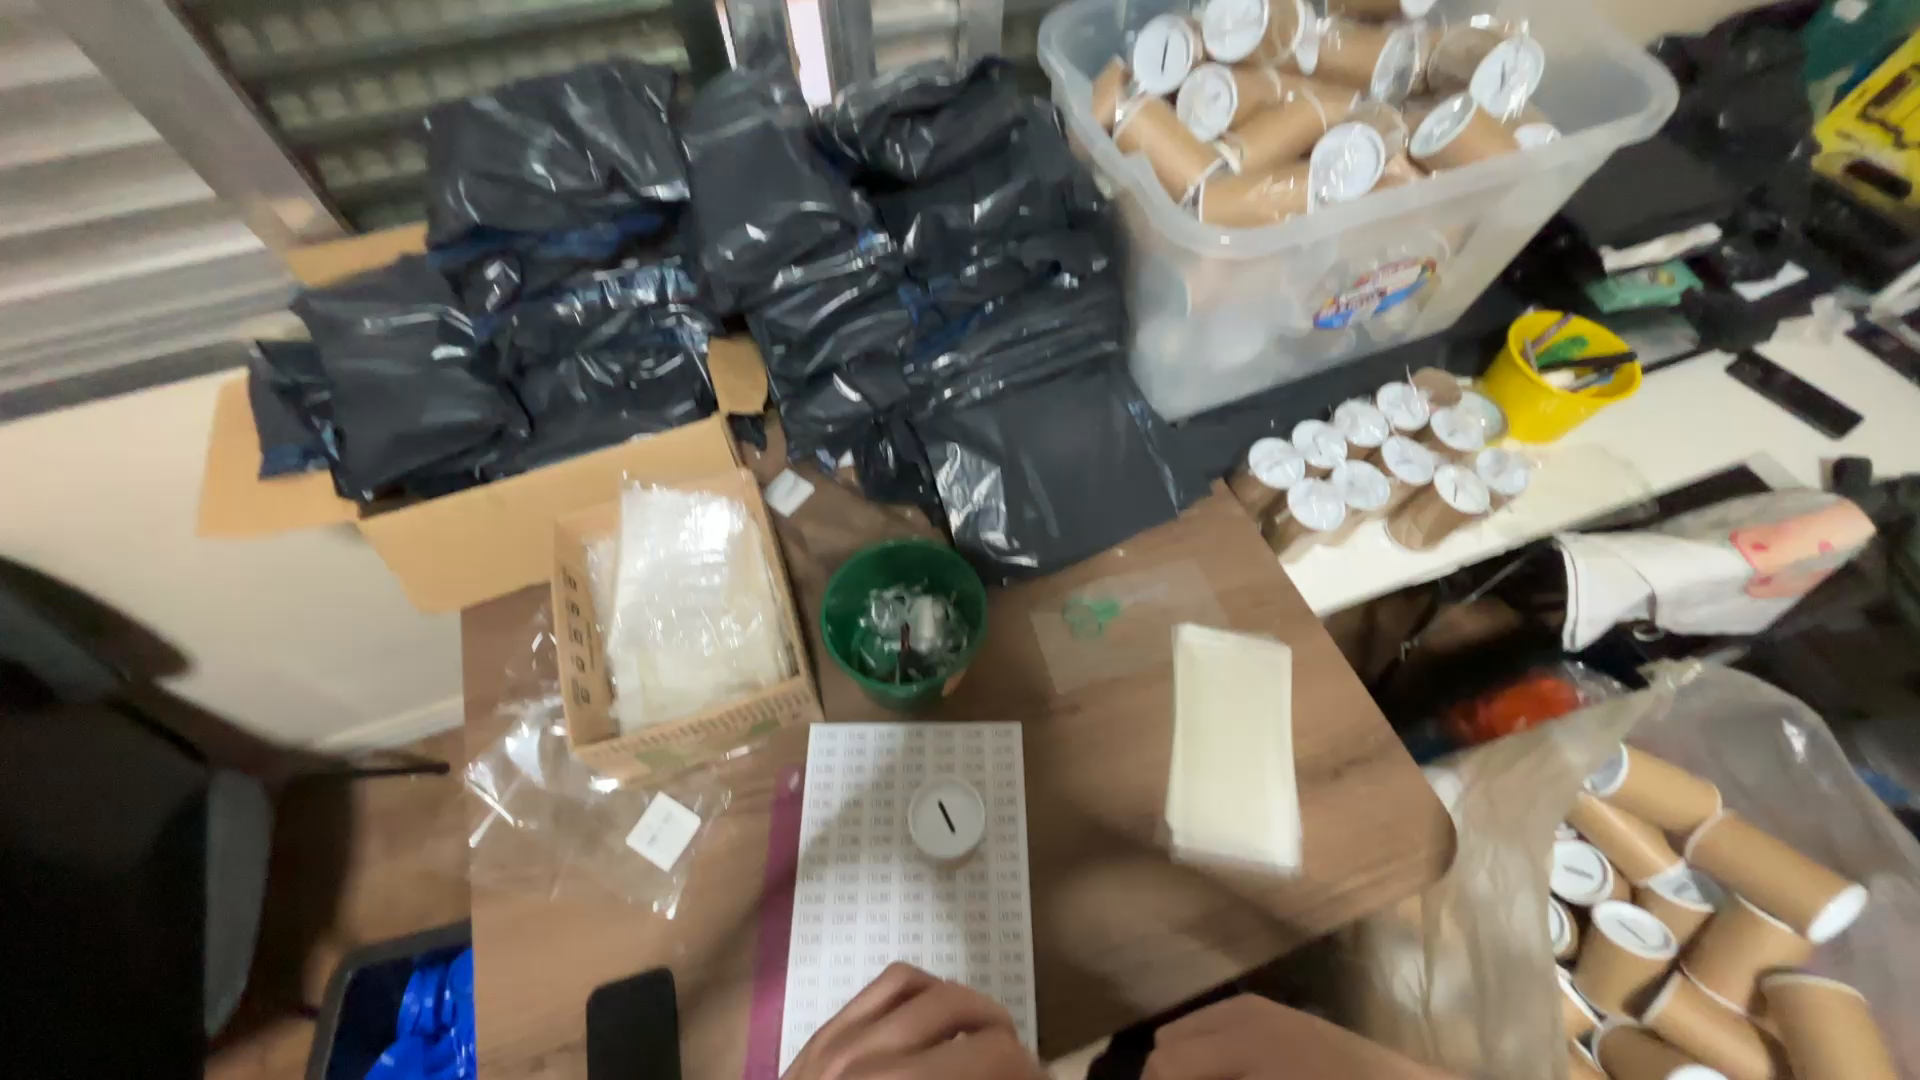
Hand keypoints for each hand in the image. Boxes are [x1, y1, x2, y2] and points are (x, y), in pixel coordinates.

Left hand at [783, 964, 1043, 1079]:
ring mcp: (843, 1041)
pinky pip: (891, 982)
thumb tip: (1022, 1079)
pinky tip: (940, 1011)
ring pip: (930, 990)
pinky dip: (927, 986)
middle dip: (1007, 1039)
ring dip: (972, 1007)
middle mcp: (873, 1064)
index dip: (1030, 1070)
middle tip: (1020, 1068)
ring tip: (987, 1033)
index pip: (993, 1057)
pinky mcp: (826, 1032)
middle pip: (966, 1015)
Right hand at [1143, 995, 1452, 1079]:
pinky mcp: (1269, 1017)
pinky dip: (1209, 1058)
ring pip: (1187, 1034)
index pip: (1165, 1064)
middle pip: (1167, 1044)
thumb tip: (1167, 1075)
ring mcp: (1255, 1010)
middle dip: (1169, 1078)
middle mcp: (1240, 1013)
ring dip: (1188, 1068)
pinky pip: (1214, 1029)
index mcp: (1242, 1038)